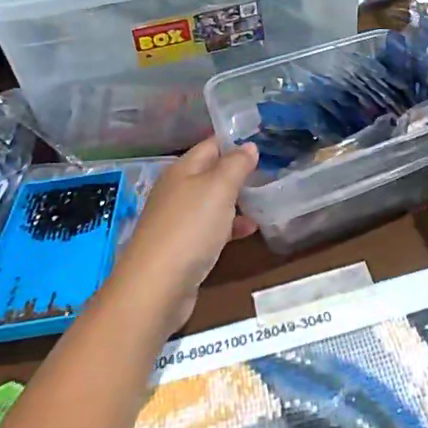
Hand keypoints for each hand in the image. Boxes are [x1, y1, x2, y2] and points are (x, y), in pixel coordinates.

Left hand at [107, 138, 258, 333]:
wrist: (157, 286)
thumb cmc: (190, 227)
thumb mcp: (219, 188)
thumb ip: (235, 165)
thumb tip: (249, 146)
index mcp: (182, 169)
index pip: (211, 145)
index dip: (235, 142)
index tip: (263, 142)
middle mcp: (177, 189)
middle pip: (211, 173)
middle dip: (238, 172)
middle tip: (270, 172)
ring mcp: (178, 219)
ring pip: (212, 201)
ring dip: (236, 200)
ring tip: (265, 200)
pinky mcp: (182, 246)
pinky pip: (210, 227)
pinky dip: (229, 226)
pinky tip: (249, 231)